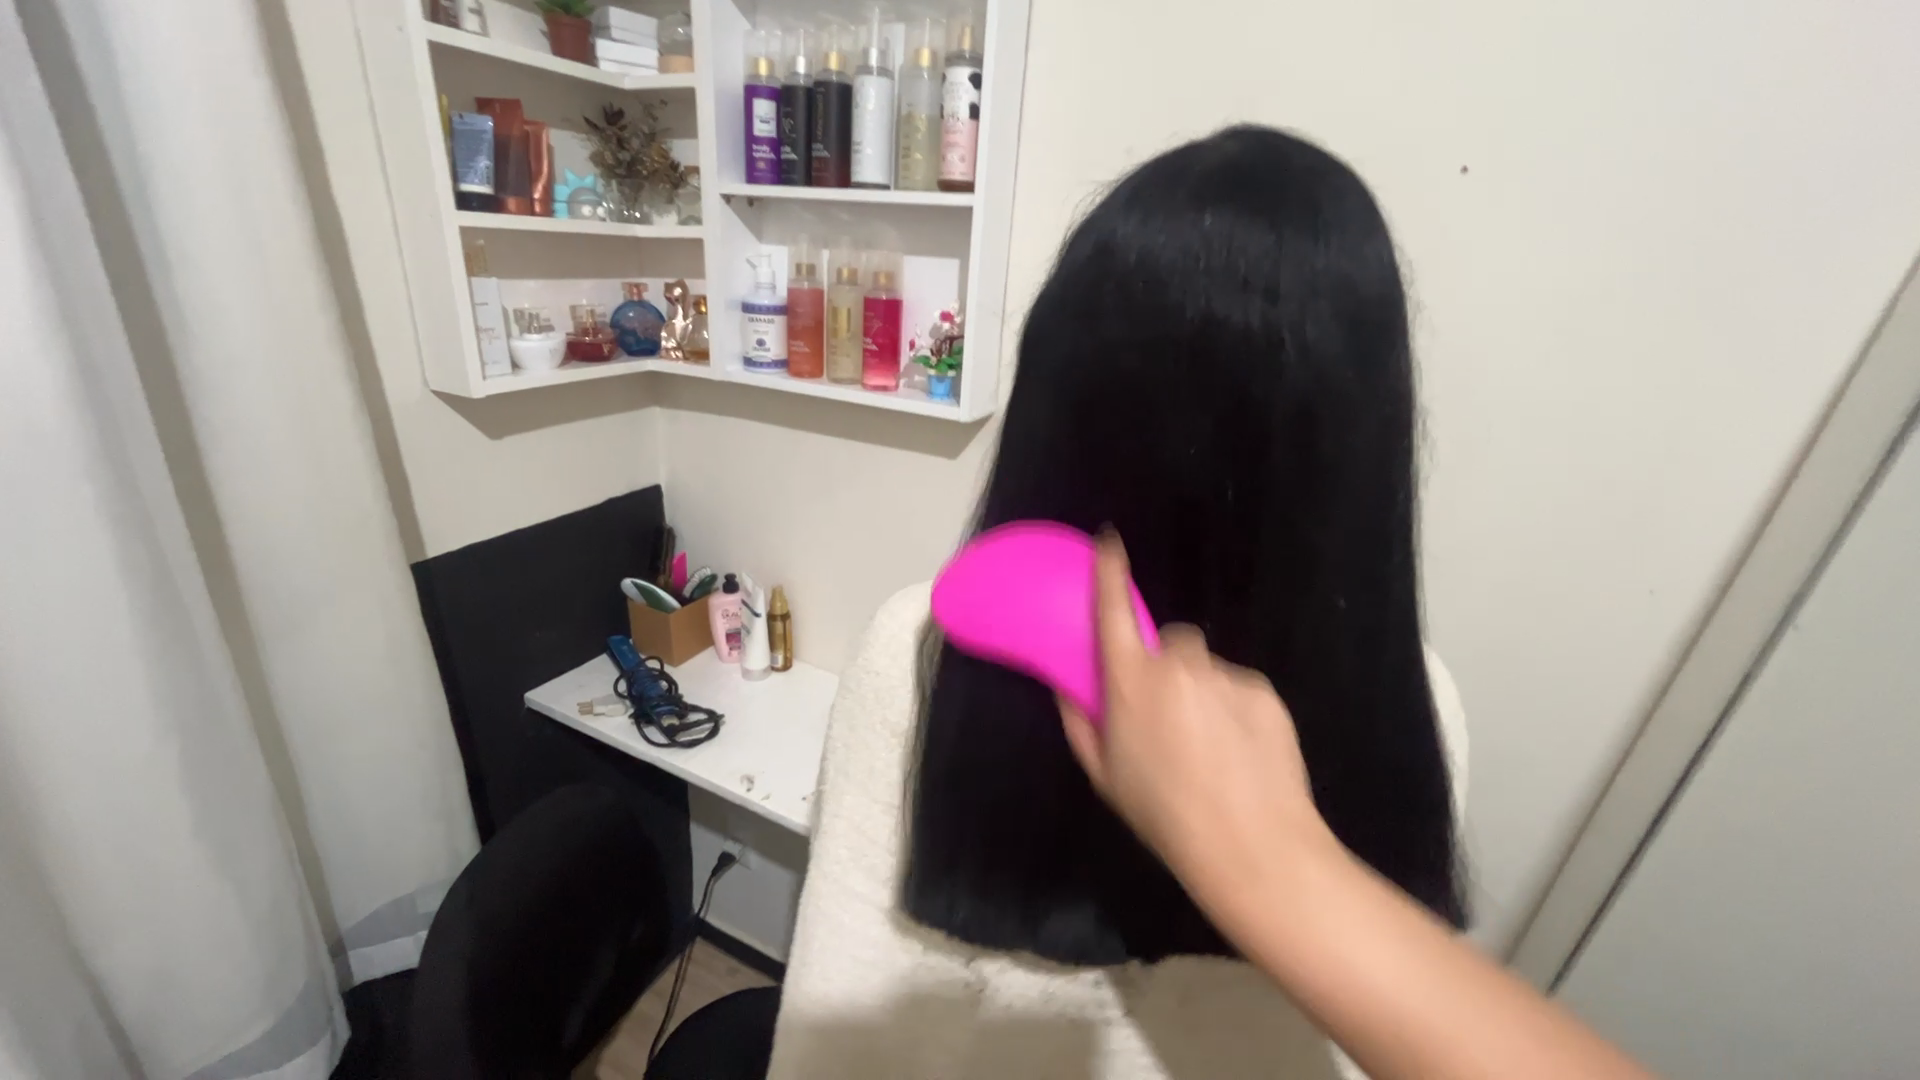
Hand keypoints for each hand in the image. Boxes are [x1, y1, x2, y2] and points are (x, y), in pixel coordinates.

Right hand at [1058, 532, 1335, 918]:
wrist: (1253, 848)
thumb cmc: (1164, 814)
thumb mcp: (1103, 775)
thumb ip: (1079, 720)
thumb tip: (1068, 684)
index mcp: (1131, 681)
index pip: (1114, 610)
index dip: (1110, 571)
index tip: (1110, 540)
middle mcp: (1177, 665)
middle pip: (1166, 644)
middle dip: (1162, 667)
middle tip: (1165, 716)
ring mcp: (1225, 675)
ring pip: (1203, 666)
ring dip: (1198, 689)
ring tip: (1208, 744)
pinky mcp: (1263, 691)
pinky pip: (1237, 687)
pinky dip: (1232, 709)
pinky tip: (1238, 752)